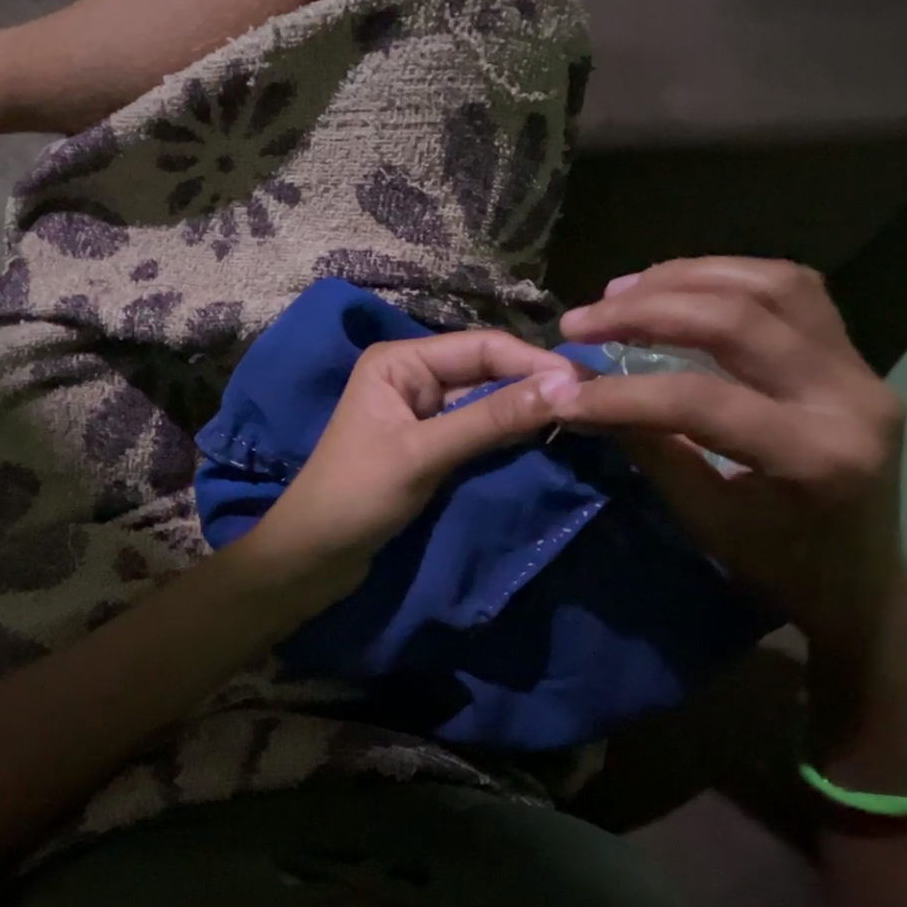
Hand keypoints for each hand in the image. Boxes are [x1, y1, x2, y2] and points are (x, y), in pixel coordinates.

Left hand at [245, 330, 580, 595]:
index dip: (535, 363)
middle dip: (535, 388)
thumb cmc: (356, 496)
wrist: (312, 558)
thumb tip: (565, 385)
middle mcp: (413, 377)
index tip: (588, 384)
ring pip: (487, 405)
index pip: (482, 348)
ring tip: (580, 425)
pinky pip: (477, 434)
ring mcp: (422, 414)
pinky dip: (506, 439)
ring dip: (525, 415)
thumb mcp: (424, 454)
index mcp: (400, 361)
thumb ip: (491, 420)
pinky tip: (543, 446)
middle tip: (594, 407)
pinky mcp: (429, 449)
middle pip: (487, 373)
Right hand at [553, 258, 906, 642]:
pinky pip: (796, 294)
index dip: (622, 391)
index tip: (562, 391)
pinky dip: (730, 279)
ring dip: (689, 278)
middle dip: (648, 311)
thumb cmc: (775, 567)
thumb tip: (579, 396)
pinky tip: (683, 287)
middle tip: (582, 318)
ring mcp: (864, 371)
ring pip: (775, 286)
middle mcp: (849, 399)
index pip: (701, 401)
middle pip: (740, 320)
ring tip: (623, 290)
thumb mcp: (704, 519)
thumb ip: (649, 448)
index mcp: (811, 457)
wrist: (859, 582)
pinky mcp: (859, 359)